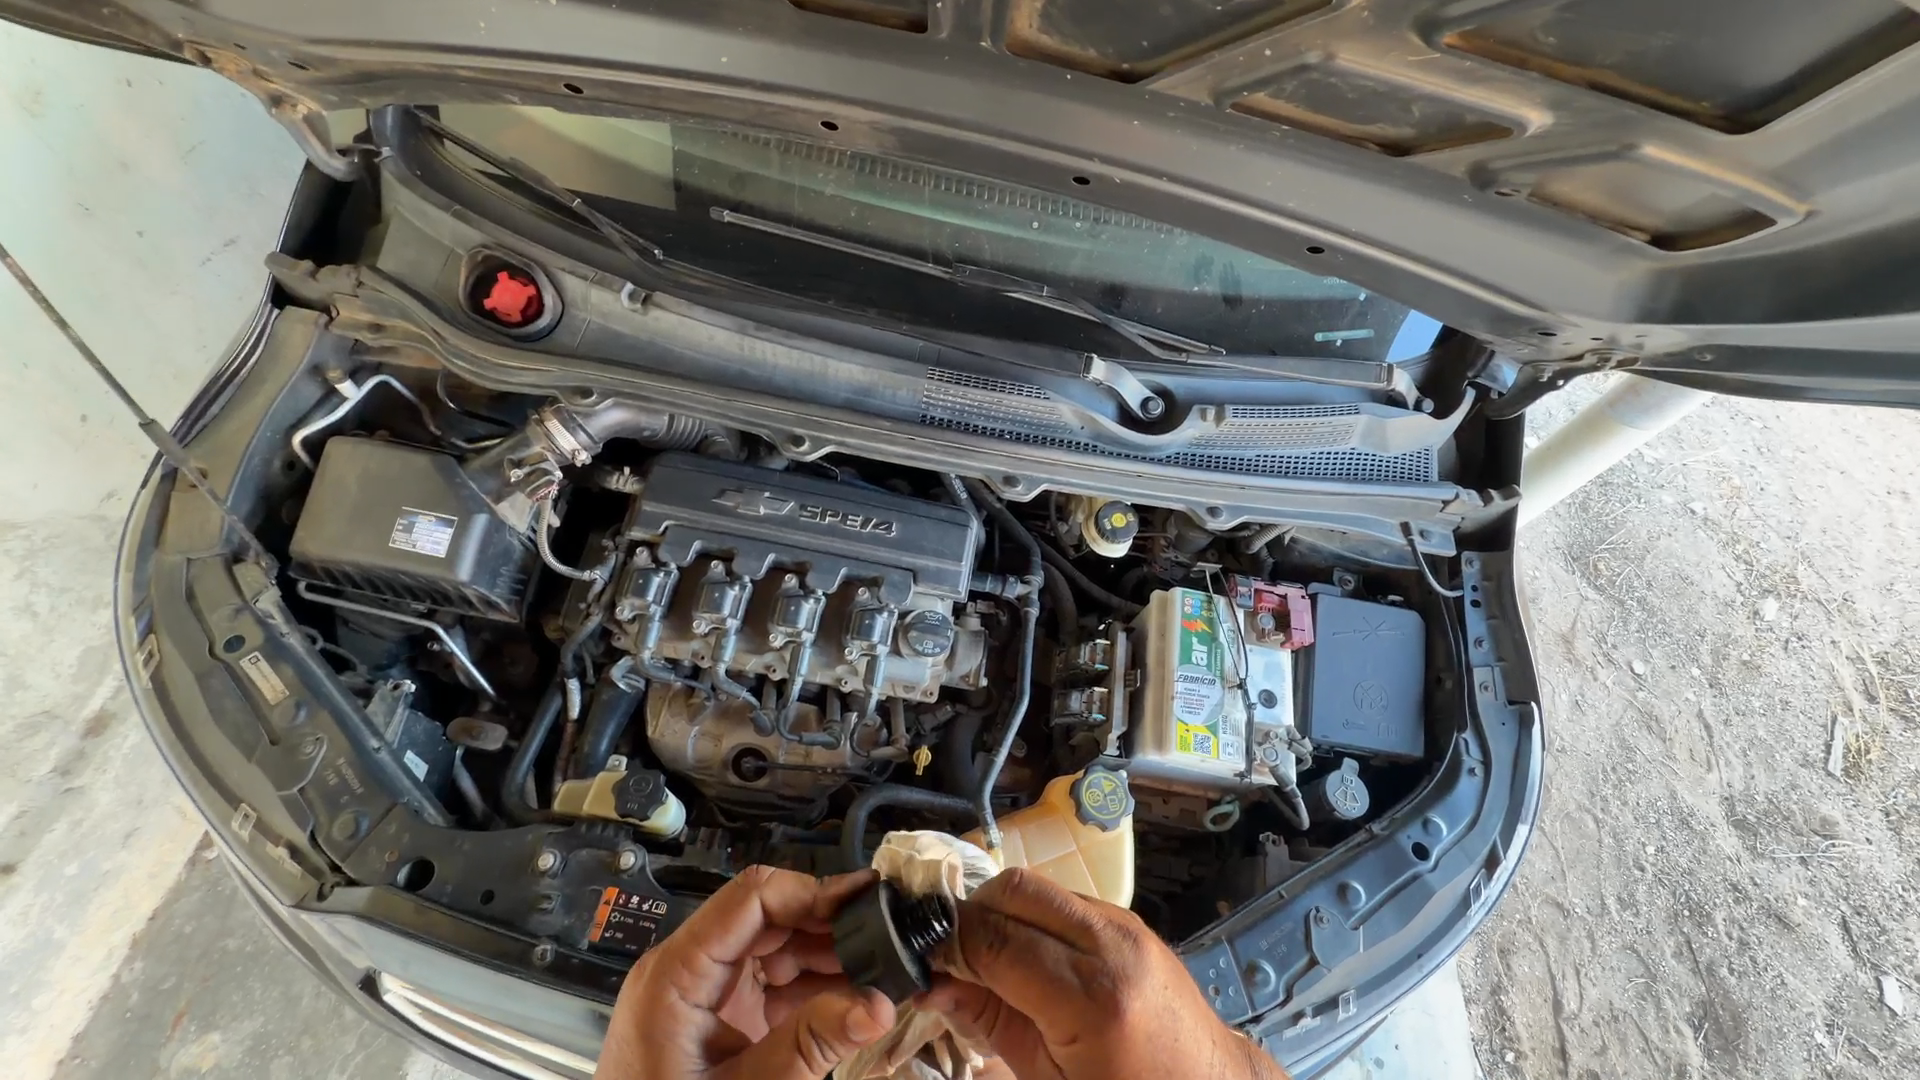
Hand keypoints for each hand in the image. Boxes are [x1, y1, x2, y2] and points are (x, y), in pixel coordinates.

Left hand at [596, 866, 897, 1079]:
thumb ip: (810, 1046)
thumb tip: (881, 1005)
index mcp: (678, 972)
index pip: (752, 897)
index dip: (811, 892)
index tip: (865, 902)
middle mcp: (690, 966)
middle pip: (768, 916)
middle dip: (829, 924)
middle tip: (886, 933)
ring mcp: (704, 990)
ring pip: (777, 946)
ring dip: (828, 955)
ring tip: (880, 967)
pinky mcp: (718, 1015)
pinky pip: (771, 982)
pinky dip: (812, 988)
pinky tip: (853, 998)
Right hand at [922, 868, 1288, 1079]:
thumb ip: (988, 1020)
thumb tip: (932, 980)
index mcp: (1089, 997)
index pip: (995, 939)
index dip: (949, 942)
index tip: (923, 956)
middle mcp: (1108, 942)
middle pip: (1015, 891)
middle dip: (973, 913)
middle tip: (952, 954)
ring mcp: (1123, 922)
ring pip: (1037, 885)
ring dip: (1001, 910)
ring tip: (986, 955)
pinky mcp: (1127, 917)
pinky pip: (1062, 898)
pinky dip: (1030, 915)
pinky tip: (1024, 952)